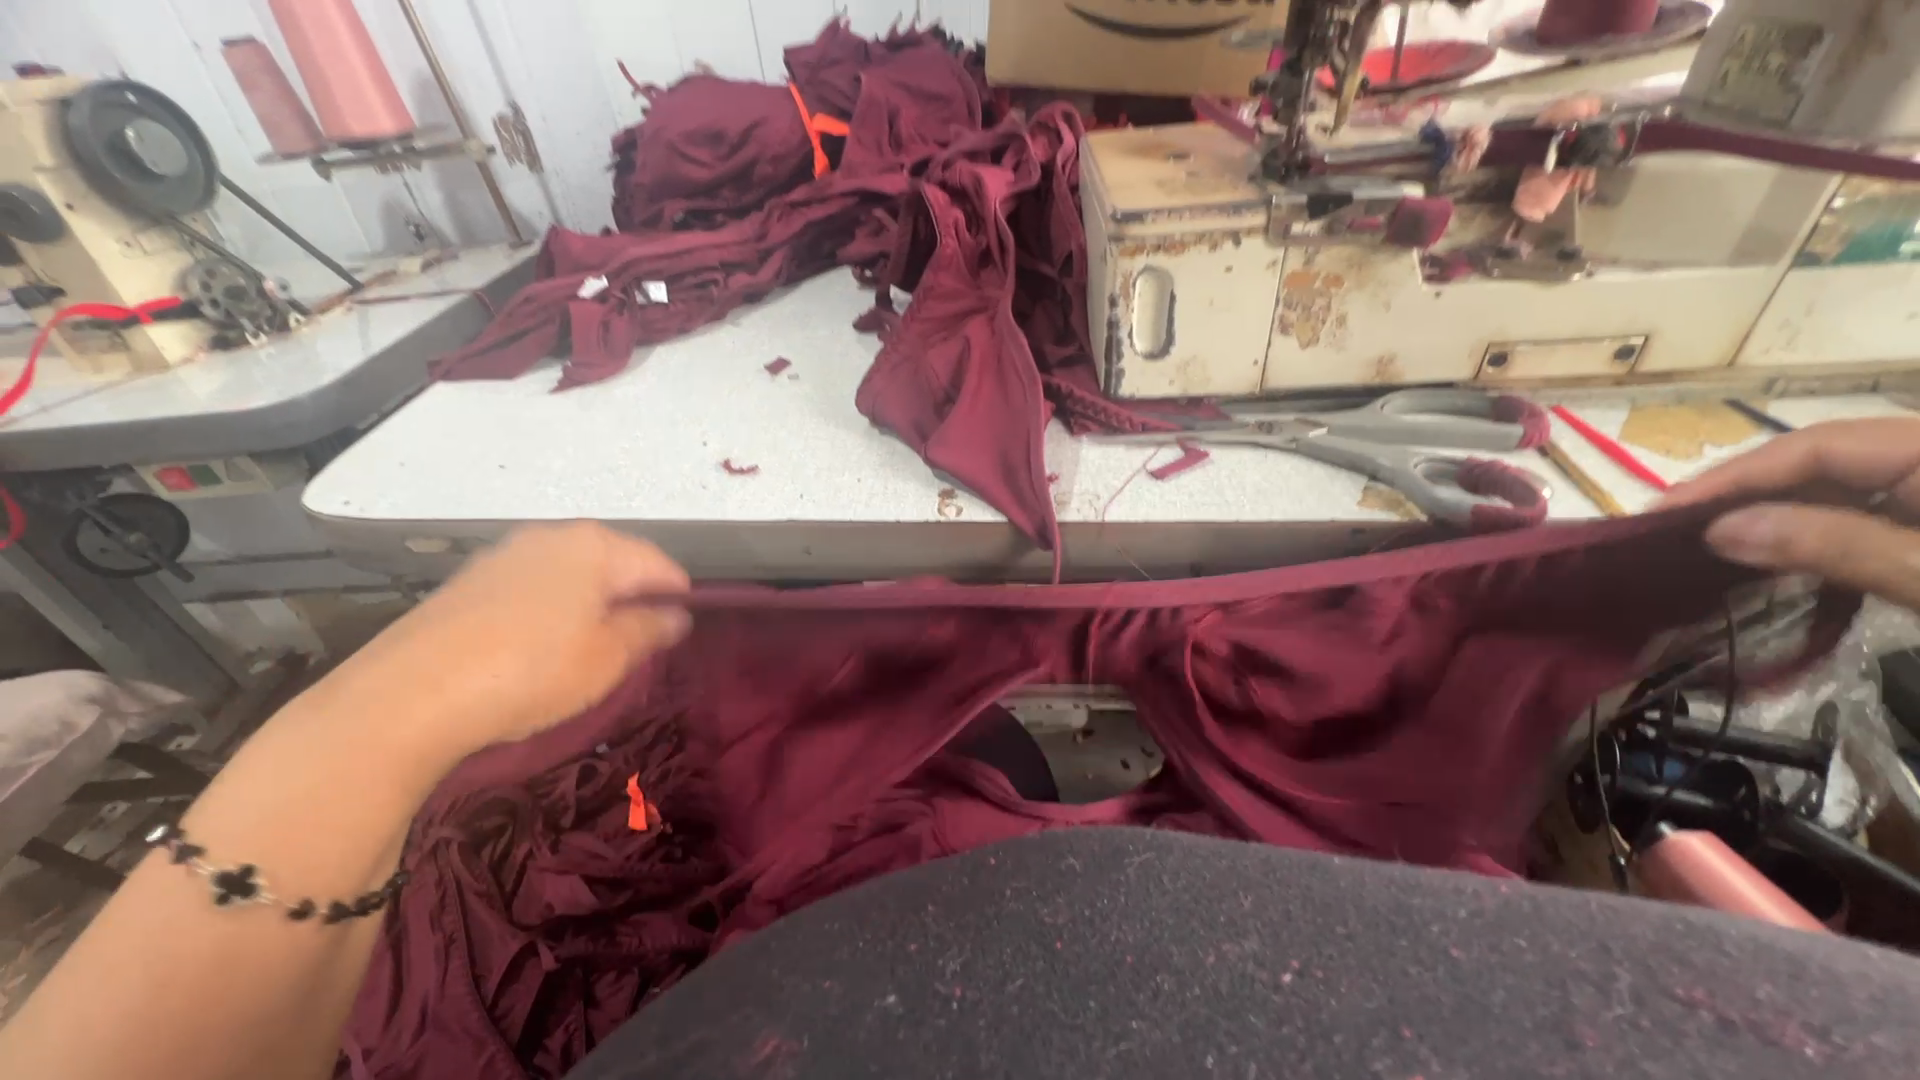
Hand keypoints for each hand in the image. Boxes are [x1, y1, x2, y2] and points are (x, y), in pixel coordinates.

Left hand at [319, 523, 690, 760]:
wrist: (409, 696)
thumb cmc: (530, 672)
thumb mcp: (607, 659)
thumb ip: (649, 630)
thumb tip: (677, 615)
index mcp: (595, 546)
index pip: (660, 565)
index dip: (677, 598)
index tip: (680, 634)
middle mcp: (552, 537)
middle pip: (614, 563)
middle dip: (632, 599)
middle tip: (637, 648)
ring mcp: (505, 555)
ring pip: (571, 575)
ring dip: (590, 606)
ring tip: (589, 653)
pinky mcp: (471, 581)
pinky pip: (533, 588)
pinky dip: (551, 611)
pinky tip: (540, 650)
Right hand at [1660, 417, 1919, 608]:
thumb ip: (1833, 544)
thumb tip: (1717, 531)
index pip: (1816, 445)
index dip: (1734, 475)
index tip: (1664, 511)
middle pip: (1821, 457)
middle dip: (1743, 489)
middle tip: (1670, 523)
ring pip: (1836, 482)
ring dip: (1767, 509)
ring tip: (1704, 533)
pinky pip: (1860, 506)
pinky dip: (1807, 526)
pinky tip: (1768, 546)